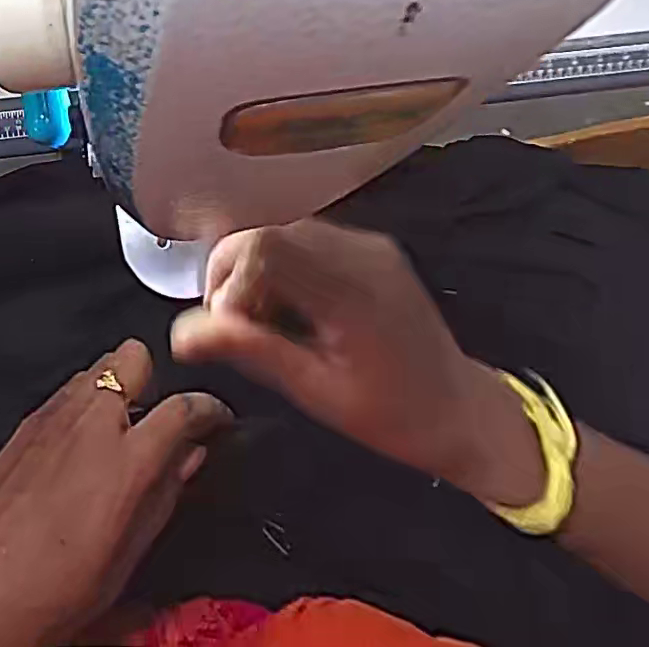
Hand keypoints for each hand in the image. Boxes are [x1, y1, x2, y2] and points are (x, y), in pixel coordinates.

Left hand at [0, 340, 234, 646]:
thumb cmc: (44, 590)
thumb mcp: (127, 555)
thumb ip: (166, 493)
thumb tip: (189, 459)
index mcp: (126, 458)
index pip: (185, 407)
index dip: (210, 409)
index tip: (215, 419)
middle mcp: (89, 421)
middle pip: (135, 355)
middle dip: (155, 377)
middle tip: (160, 416)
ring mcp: (53, 415)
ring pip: (98, 366)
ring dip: (116, 387)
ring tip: (121, 431)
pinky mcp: (26, 421)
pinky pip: (67, 389)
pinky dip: (83, 403)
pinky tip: (81, 444)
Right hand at [169, 219, 541, 504]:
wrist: (464, 410)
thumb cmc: (393, 415)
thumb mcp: (316, 391)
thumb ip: (250, 351)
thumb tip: (184, 334)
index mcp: (351, 291)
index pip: (264, 249)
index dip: (227, 282)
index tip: (225, 328)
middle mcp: (360, 254)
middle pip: (265, 233)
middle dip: (230, 274)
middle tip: (231, 322)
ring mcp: (366, 245)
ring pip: (279, 232)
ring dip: (251, 270)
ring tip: (261, 318)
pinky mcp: (368, 246)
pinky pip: (303, 239)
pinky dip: (277, 265)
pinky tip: (286, 303)